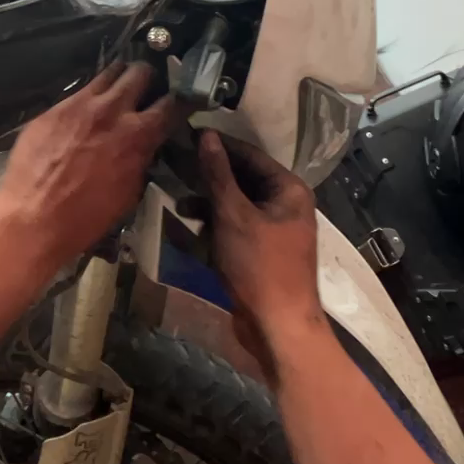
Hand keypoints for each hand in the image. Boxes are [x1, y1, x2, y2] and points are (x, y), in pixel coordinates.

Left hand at [0, 63, 176, 270]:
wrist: (31, 220)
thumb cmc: (86, 217)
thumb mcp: (129, 191)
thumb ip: (141, 158)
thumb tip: (146, 145)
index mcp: (137, 134)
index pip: (173, 103)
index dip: (183, 99)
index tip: (184, 99)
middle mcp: (111, 109)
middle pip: (141, 71)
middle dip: (148, 78)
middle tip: (146, 89)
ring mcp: (79, 104)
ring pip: (108, 72)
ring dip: (118, 81)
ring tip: (116, 93)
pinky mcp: (53, 108)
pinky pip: (78, 92)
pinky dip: (88, 100)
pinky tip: (82, 116)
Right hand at [198, 130, 326, 368]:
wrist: (278, 329)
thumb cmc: (260, 266)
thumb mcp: (233, 215)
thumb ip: (218, 174)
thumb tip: (206, 136)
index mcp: (288, 189)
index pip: (249, 154)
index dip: (218, 145)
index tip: (186, 134)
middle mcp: (285, 204)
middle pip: (242, 178)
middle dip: (209, 176)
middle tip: (175, 165)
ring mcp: (273, 229)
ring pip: (235, 204)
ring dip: (208, 203)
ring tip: (179, 204)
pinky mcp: (260, 251)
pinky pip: (234, 227)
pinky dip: (214, 225)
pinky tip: (189, 228)